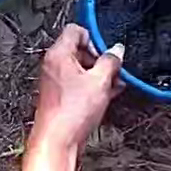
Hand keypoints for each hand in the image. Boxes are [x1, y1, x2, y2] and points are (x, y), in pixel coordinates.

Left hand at [30, 23, 123, 154]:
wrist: (57, 140)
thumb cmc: (71, 112)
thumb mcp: (100, 81)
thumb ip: (110, 62)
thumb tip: (116, 51)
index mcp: (58, 55)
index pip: (75, 30)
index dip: (94, 38)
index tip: (107, 50)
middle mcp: (53, 65)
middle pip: (79, 50)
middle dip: (99, 59)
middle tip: (113, 69)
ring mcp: (55, 81)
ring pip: (81, 68)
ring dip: (99, 74)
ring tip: (114, 84)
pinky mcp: (60, 96)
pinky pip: (78, 84)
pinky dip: (92, 86)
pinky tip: (107, 94)